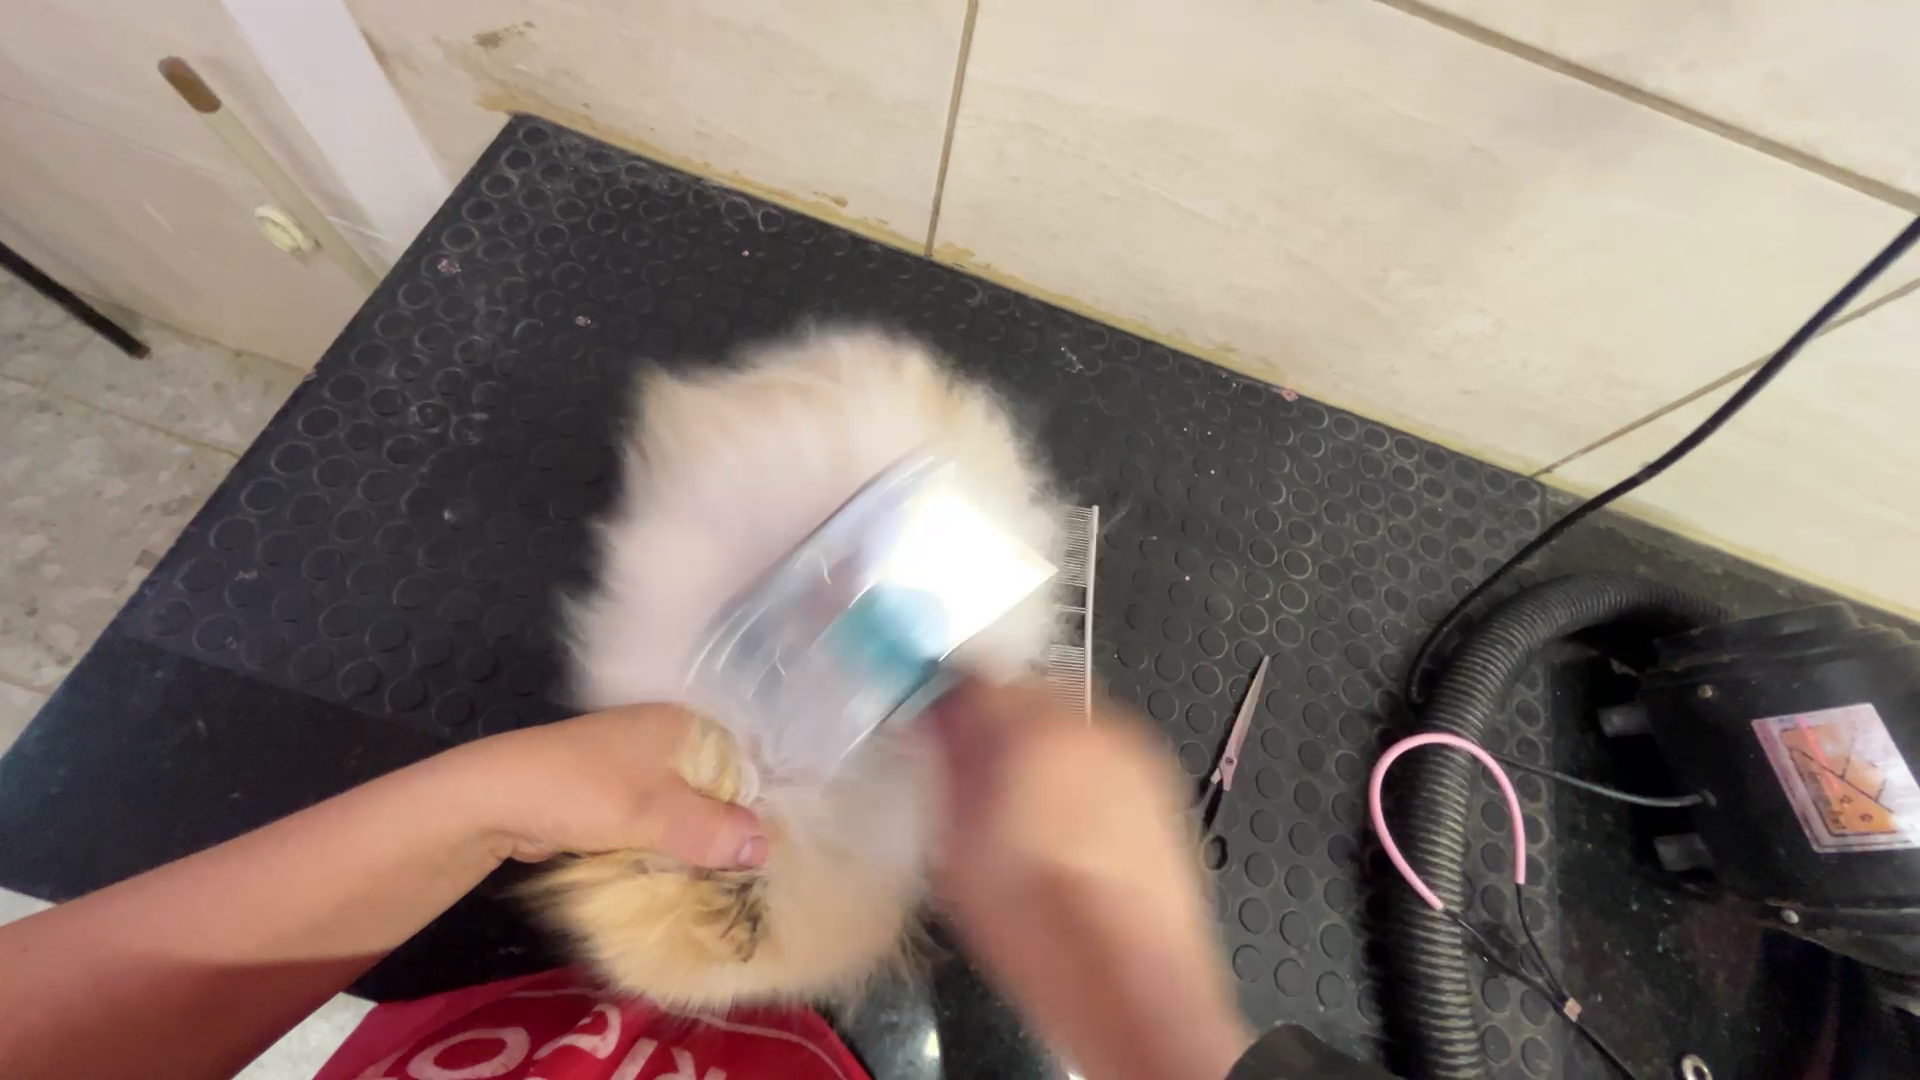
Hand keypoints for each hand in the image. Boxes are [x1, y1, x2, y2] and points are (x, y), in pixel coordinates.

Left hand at [442, 705, 767, 868]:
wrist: (492, 798)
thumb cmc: (581, 790)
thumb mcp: (653, 812)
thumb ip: (711, 830)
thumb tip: (766, 849)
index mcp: (686, 725)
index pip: (744, 761)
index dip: (758, 803)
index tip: (768, 848)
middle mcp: (669, 738)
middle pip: (717, 786)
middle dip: (728, 827)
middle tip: (748, 872)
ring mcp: (640, 764)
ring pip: (687, 805)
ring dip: (697, 839)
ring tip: (720, 879)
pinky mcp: (617, 792)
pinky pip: (660, 818)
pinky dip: (670, 842)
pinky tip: (681, 870)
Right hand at [925, 679, 1249, 1079]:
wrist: (1133, 983)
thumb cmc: (1036, 930)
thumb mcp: (956, 850)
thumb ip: (943, 767)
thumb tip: (930, 721)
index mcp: (1023, 734)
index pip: (968, 680)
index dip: (942, 699)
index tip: (930, 721)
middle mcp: (1081, 724)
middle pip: (1018, 691)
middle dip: (990, 719)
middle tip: (973, 764)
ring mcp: (1125, 746)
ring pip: (1061, 716)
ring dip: (1034, 739)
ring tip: (1024, 798)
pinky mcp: (1155, 774)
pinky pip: (1100, 745)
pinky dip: (1076, 762)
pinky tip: (1069, 814)